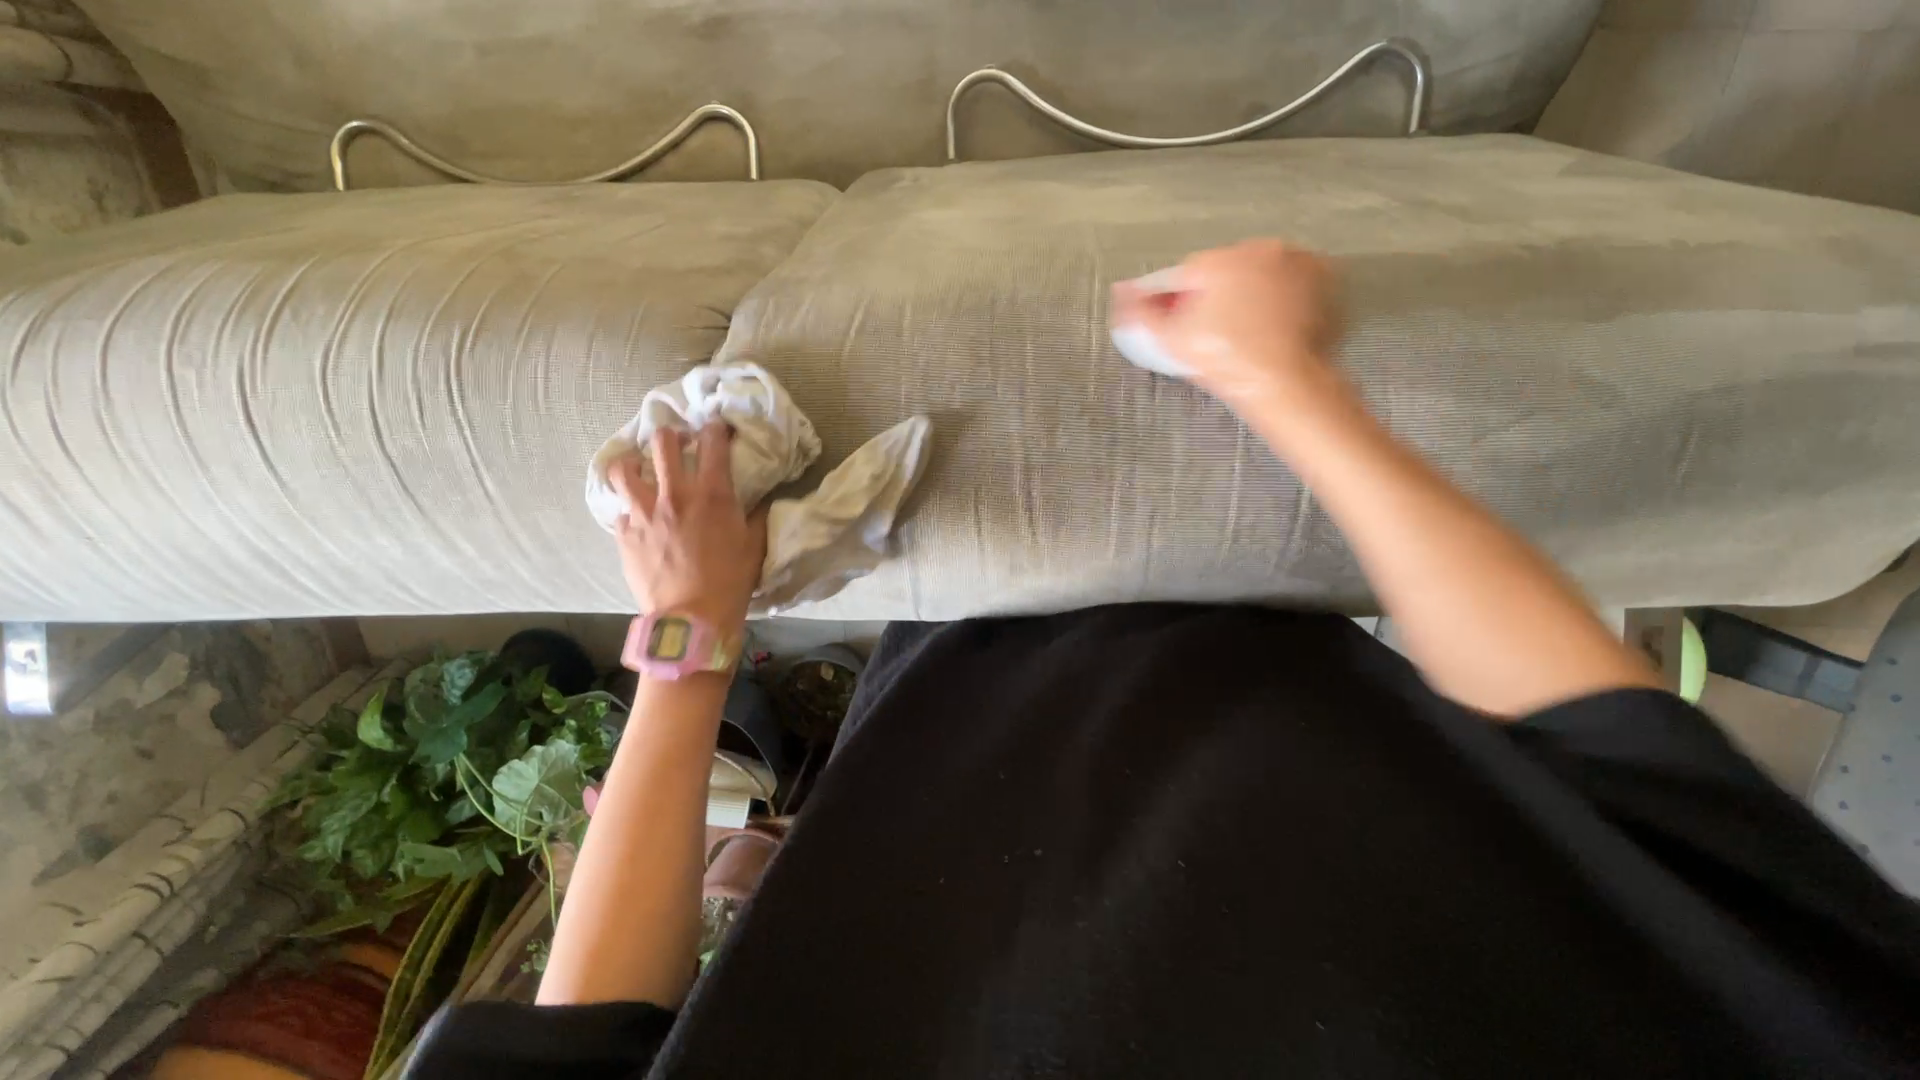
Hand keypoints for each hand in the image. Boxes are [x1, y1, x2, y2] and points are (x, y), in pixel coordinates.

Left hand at [609, 424, 766, 632]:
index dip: (716, 428)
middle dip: (671, 436)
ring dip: (633, 464)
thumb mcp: (754, 545)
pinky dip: (629, 510)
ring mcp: (644, 513)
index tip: (716, 428)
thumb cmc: (730, 582)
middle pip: (663, 442)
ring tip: (639, 470)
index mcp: (712, 494)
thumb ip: (755, 514)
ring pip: (625, 469)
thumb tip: (758, 499)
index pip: (713, 442)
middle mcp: (675, 494)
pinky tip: (638, 518)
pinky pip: (621, 511)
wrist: (693, 619)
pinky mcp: (624, 534)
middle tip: (677, 444)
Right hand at [1111, 238, 1344, 409]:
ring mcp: (1294, 262)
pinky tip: (1272, 325)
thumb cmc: (1229, 362)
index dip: (1183, 304)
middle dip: (1219, 297)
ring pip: (1257, 276)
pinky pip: (1292, 282)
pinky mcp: (1322, 278)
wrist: (1283, 383)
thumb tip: (1119, 292)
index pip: (1188, 275)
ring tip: (1245, 333)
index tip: (1189, 326)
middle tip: (1217, 335)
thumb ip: (1138, 312)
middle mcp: (1258, 251)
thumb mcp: (1169, 341)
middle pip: (1225, 272)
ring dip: (1249, 295)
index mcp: (1219, 260)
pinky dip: (1282, 297)